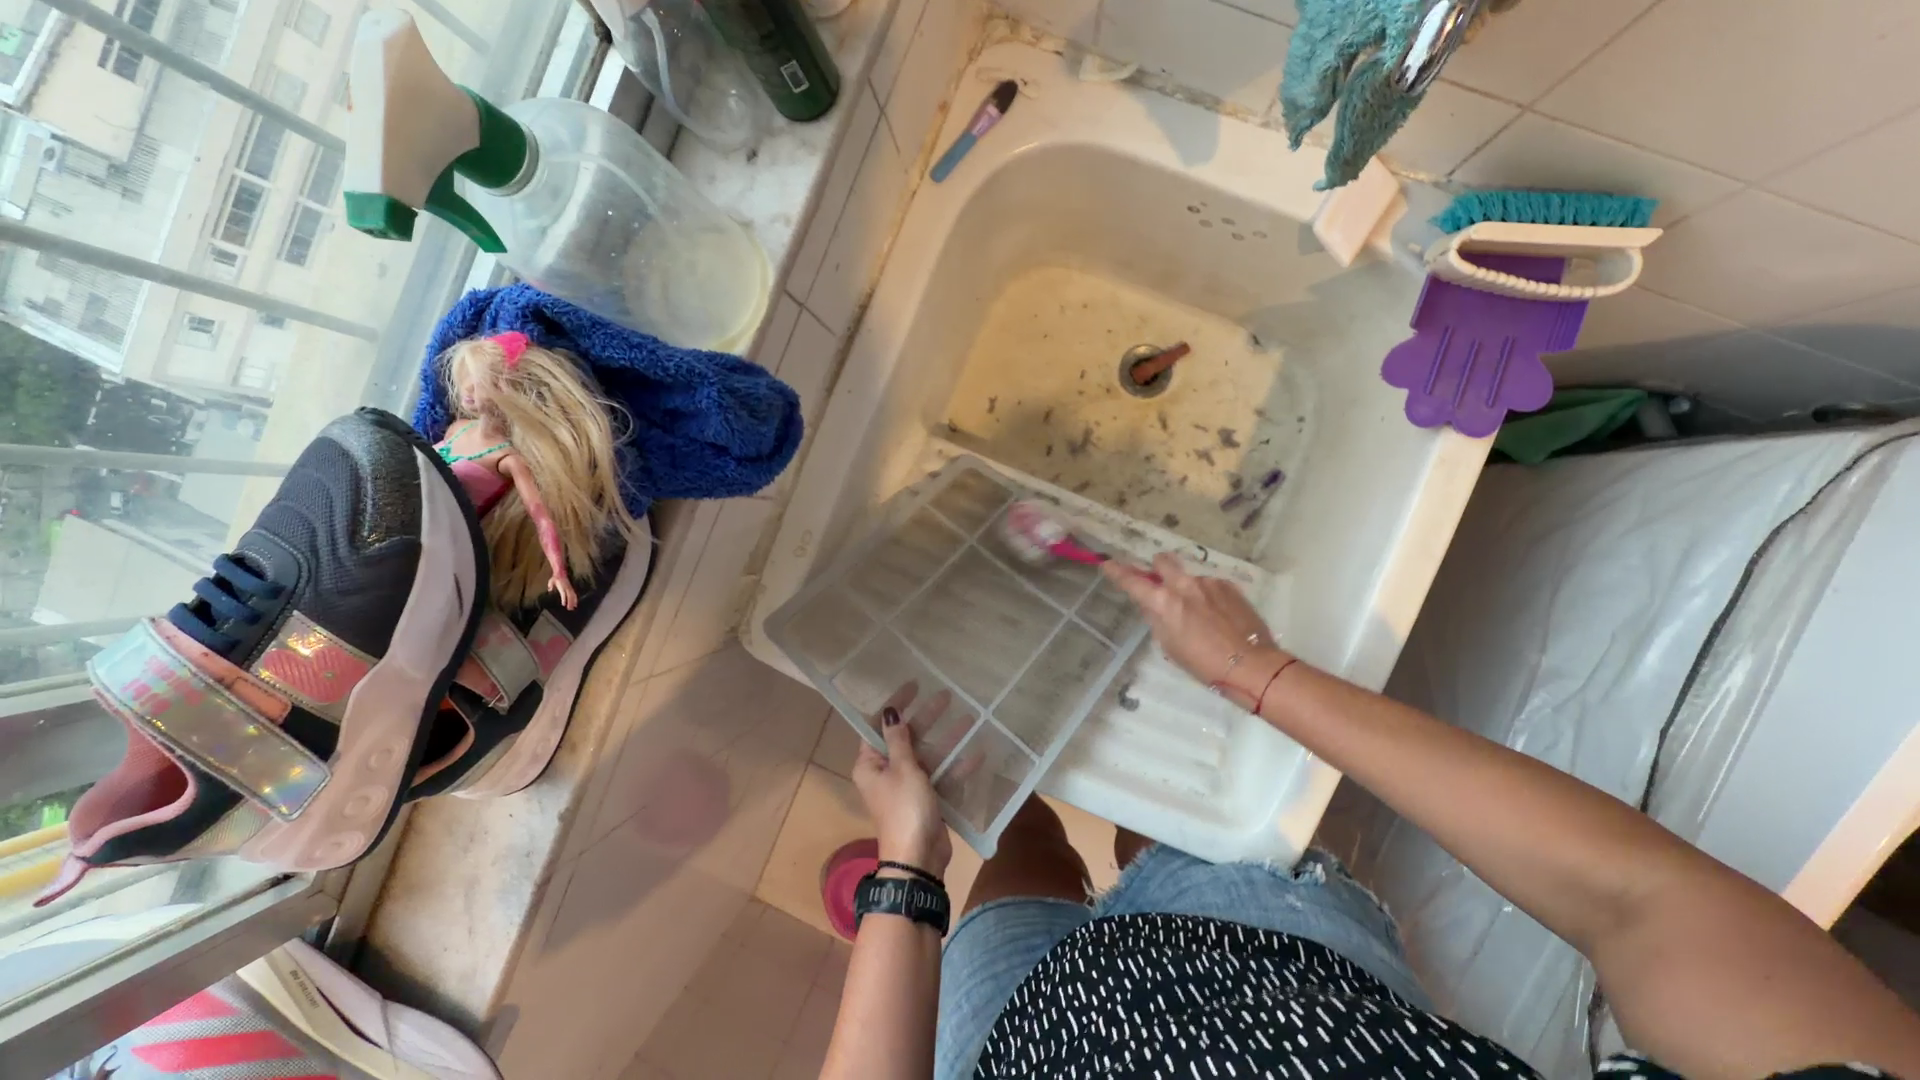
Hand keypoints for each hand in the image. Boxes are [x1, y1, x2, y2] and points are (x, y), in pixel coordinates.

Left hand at [549, 574, 578, 609]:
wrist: (561, 573)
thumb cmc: (555, 578)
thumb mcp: (551, 581)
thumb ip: (551, 585)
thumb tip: (550, 589)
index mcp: (562, 586)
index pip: (564, 594)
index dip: (564, 599)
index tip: (563, 604)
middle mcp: (567, 588)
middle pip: (570, 596)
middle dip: (570, 603)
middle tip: (570, 609)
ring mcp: (570, 588)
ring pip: (573, 596)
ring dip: (573, 602)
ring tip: (573, 607)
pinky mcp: (571, 589)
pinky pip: (574, 594)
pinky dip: (575, 599)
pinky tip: (575, 603)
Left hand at [852, 688, 951, 876]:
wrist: (918, 859)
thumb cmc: (905, 809)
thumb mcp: (903, 769)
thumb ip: (899, 740)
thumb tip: (889, 712)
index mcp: (870, 764)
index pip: (878, 726)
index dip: (894, 705)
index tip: (913, 686)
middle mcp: (886, 773)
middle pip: (906, 738)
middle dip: (927, 718)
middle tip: (946, 696)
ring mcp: (908, 787)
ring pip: (928, 756)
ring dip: (947, 740)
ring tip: (969, 719)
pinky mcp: (927, 800)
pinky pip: (941, 776)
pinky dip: (956, 766)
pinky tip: (977, 753)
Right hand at [1103, 554, 1290, 707]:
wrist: (1251, 664)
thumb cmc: (1204, 663)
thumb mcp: (1170, 646)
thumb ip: (1157, 619)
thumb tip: (1151, 605)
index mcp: (1165, 603)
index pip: (1133, 582)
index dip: (1117, 572)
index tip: (1107, 563)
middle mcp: (1185, 585)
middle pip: (1163, 562)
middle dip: (1157, 568)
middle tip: (1160, 583)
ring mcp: (1209, 583)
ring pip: (1189, 577)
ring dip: (1187, 588)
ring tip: (1199, 614)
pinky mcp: (1229, 586)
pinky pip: (1210, 585)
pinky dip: (1207, 596)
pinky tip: (1218, 616)